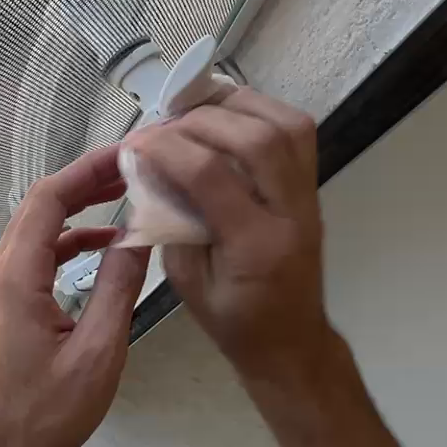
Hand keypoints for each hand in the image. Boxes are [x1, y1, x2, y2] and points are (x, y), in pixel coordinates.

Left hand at [0, 144, 147, 446]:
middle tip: (133, 167)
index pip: (48, 198)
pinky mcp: (6, 303)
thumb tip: (139, 236)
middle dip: (86, 181)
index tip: (126, 154)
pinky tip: (102, 246)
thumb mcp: (97, 351)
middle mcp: (0, 269)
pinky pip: (37, 254)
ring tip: (123, 196)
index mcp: (17, 273)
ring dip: (78, 208)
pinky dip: (69, 240)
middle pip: (40, 205)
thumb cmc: (46, 413)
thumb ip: (117, 287)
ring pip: (37, 227)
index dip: (86, 169)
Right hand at [122, 88, 329, 379]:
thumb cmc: (234, 321)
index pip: (211, 175)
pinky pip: (295, 131)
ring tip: (193, 108)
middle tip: (161, 126)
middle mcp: (292, 212)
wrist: (291, 341)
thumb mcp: (186, 281)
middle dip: (198, 120)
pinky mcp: (311, 185)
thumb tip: (149, 169)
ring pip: (285, 125)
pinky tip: (225, 115)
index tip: (135, 143)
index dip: (167, 149)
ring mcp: (309, 195)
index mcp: (257, 246)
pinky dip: (259, 111)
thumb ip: (168, 221)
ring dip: (236, 105)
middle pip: (255, 138)